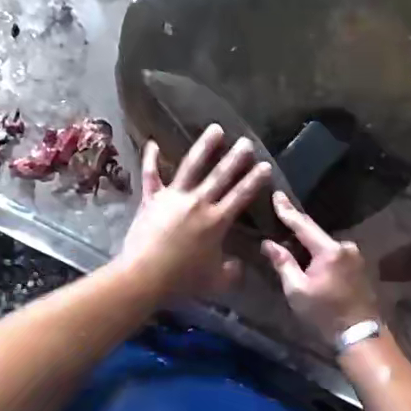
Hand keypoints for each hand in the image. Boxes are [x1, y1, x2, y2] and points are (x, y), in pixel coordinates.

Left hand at [114, 125, 271, 302]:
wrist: (144, 275)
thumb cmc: (181, 280)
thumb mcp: (215, 281)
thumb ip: (231, 272)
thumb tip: (239, 264)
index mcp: (216, 221)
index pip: (241, 196)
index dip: (255, 180)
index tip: (266, 165)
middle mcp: (198, 203)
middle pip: (220, 175)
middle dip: (236, 158)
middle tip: (246, 142)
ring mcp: (173, 198)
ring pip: (191, 166)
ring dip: (204, 147)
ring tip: (215, 129)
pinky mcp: (150, 199)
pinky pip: (150, 175)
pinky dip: (150, 159)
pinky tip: (151, 142)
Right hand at [262, 192, 382, 341]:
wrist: (361, 335)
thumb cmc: (324, 314)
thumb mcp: (296, 290)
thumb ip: (283, 263)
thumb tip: (268, 243)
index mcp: (330, 250)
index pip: (303, 225)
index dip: (287, 210)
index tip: (277, 194)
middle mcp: (346, 247)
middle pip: (314, 234)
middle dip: (296, 229)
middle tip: (278, 220)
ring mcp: (356, 256)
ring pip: (324, 245)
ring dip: (308, 246)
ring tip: (290, 246)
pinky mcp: (360, 266)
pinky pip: (333, 254)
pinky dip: (320, 255)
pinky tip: (309, 260)